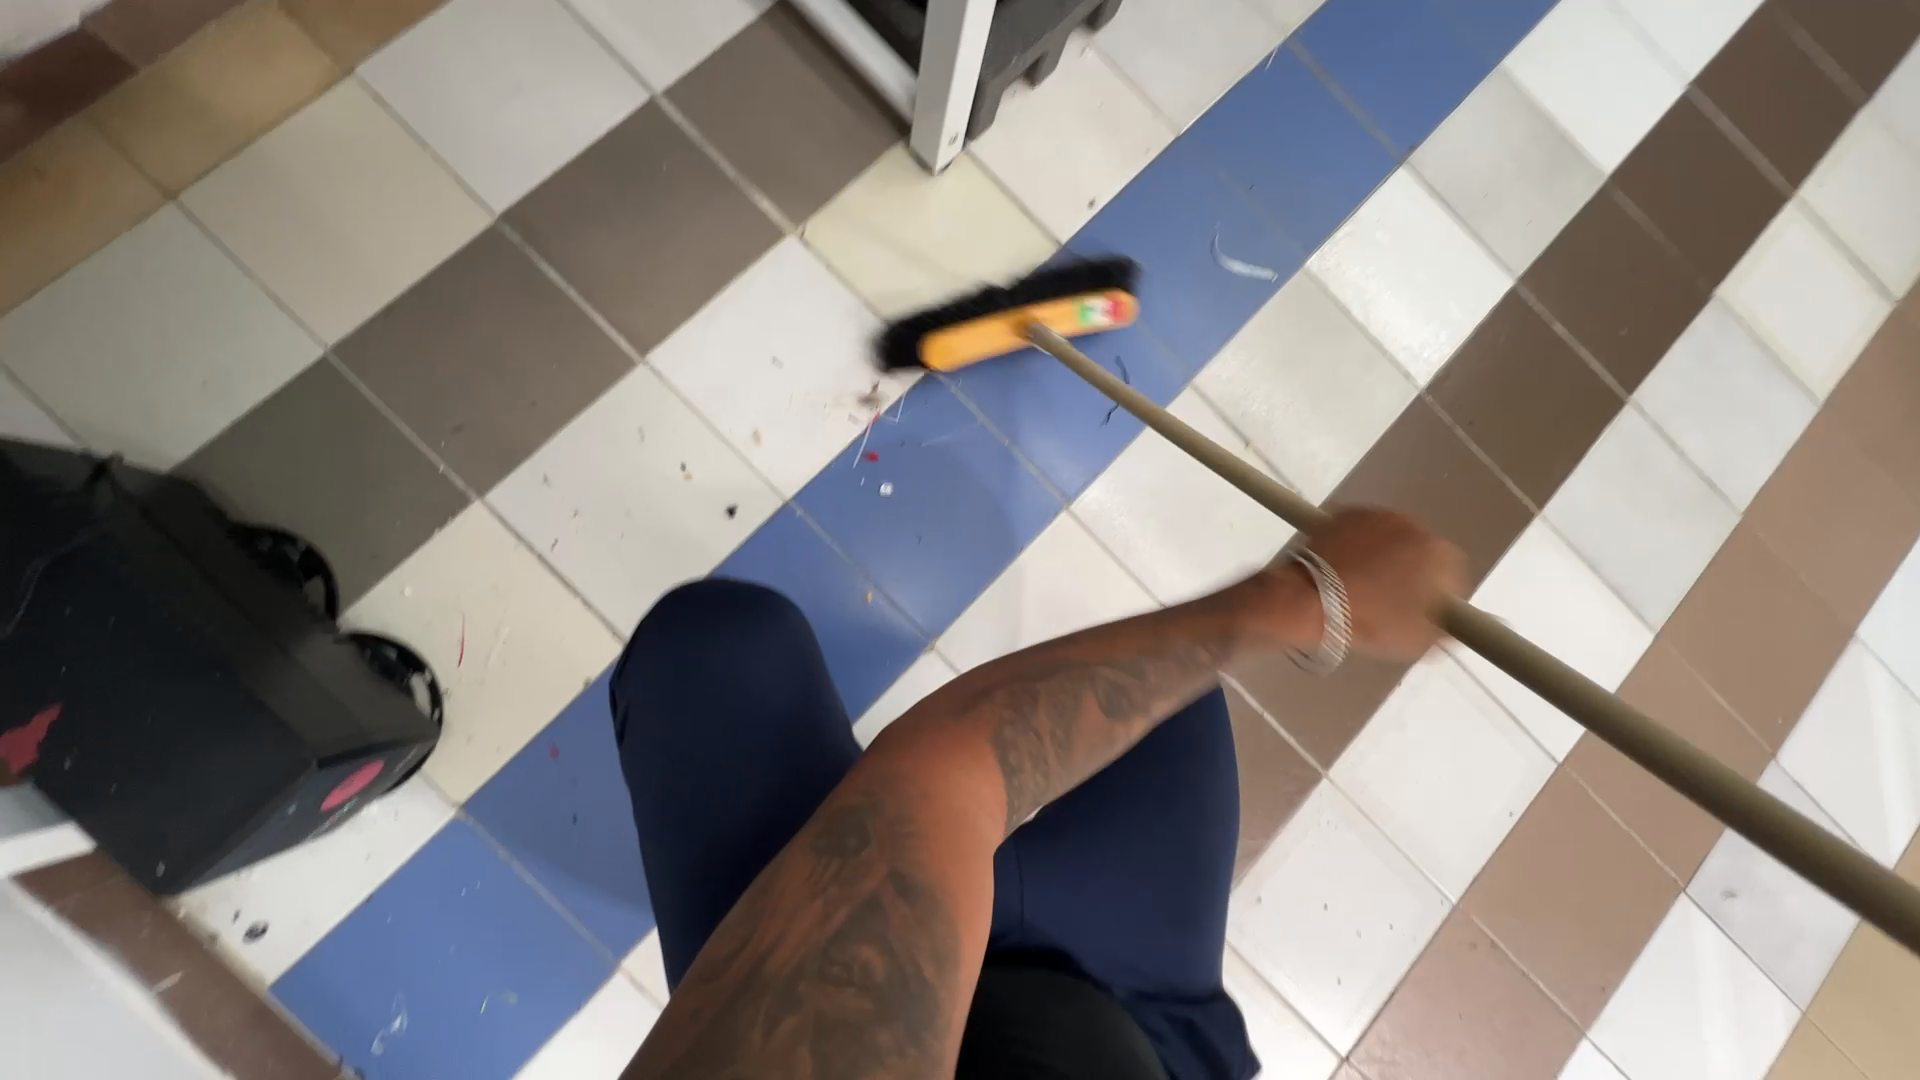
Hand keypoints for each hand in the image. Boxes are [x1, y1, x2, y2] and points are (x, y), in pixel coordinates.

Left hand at [1261, 507, 1464, 659]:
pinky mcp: (1344, 513)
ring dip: (1383, 553)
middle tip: (1387, 594)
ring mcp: (1376, 514)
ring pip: (1390, 537)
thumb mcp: (1418, 640)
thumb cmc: (1367, 621)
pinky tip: (1344, 563)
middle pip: (1421, 550)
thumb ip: (1443, 627)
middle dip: (1410, 569)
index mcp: (1440, 554)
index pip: (1452, 574)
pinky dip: (1357, 543)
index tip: (1420, 608)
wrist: (1308, 598)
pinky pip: (1361, 530)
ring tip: (1362, 578)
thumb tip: (1448, 623)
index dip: (1436, 593)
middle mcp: (1414, 525)